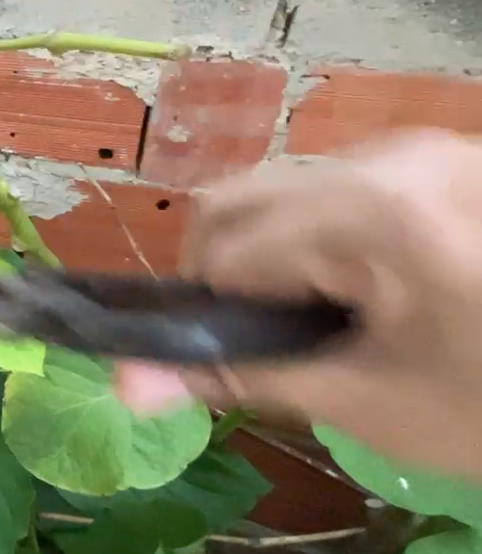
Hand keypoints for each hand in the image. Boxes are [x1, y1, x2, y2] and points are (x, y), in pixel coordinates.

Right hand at [116, 131, 481, 474]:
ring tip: (329, 303)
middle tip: (284, 330)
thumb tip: (120, 384)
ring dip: (266, 245)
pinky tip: (363, 271)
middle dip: (232, 270)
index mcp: (373, 216)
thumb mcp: (374, 402)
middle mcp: (385, 162)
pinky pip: (320, 180)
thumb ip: (236, 378)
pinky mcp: (434, 155)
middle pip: (232, 206)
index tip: (266, 352)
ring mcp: (415, 151)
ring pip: (267, 189)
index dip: (223, 310)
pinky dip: (309, 226)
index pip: (225, 254)